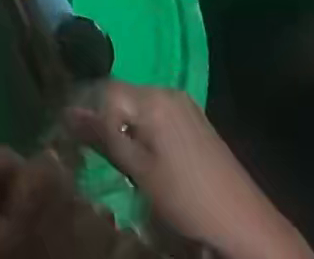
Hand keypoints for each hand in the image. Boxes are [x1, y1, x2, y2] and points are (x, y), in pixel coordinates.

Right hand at [67, 83, 313, 258]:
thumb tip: (66, 112)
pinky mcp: (195, 119)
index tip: (87, 144)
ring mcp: (184, 104)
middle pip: (122, 96)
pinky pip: (157, 114)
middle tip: (105, 155)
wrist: (246, 223)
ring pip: (138, 106)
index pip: (105, 92)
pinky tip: (149, 158)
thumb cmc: (186, 196)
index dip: (91, 116)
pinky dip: (146, 131)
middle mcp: (167, 90)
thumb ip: (102, 136)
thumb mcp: (138, 170)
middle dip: (109, 121)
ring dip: (127, 128)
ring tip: (125, 160)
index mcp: (152, 97)